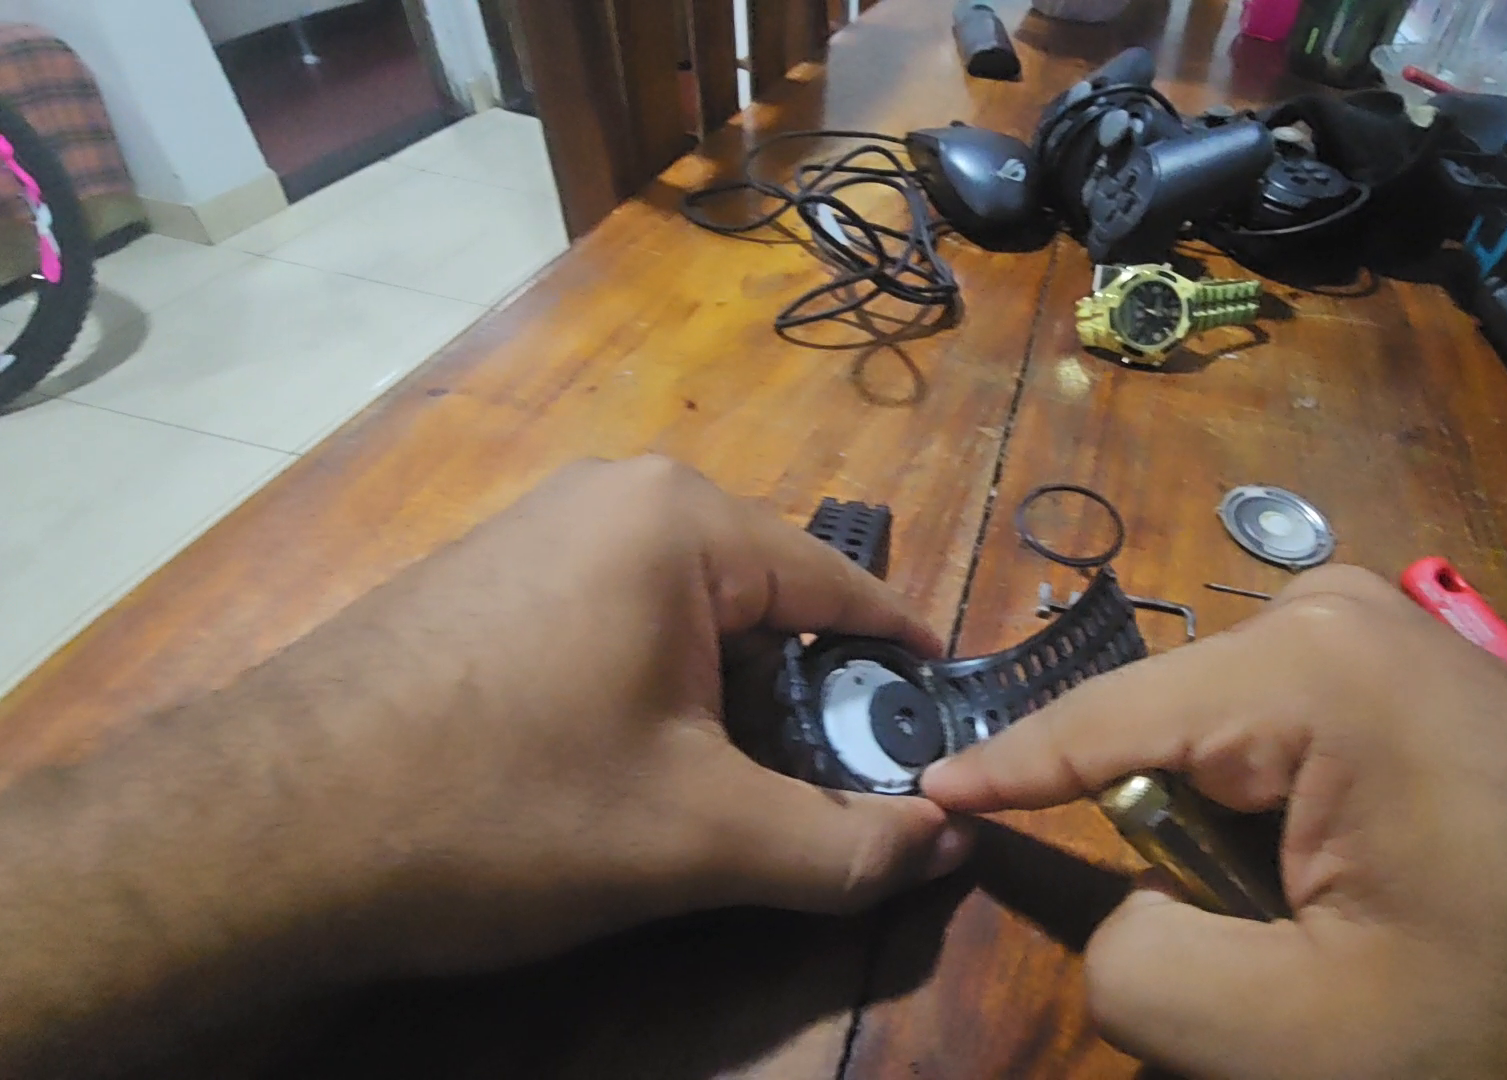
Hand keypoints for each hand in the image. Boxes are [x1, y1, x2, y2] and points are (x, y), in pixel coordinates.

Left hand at [0, 456, 969, 1073]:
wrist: (241, 836)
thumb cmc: (501, 809)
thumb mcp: (696, 838)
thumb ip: (841, 845)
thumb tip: (954, 844)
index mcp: (688, 522)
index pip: (841, 585)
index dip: (900, 651)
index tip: (938, 705)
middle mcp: (630, 493)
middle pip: (774, 592)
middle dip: (814, 679)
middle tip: (833, 764)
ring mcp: (561, 519)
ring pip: (707, 600)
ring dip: (744, 678)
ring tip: (744, 760)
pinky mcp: (513, 560)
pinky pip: (639, 601)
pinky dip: (676, 666)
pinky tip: (649, 733)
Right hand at [921, 566, 1506, 1079]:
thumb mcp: (1326, 1040)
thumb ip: (1153, 975)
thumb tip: (1101, 914)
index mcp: (1301, 666)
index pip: (1100, 719)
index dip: (1004, 765)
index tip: (929, 789)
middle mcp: (1319, 611)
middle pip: (1164, 734)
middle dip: (1158, 837)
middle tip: (1251, 939)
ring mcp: (1364, 628)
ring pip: (1214, 742)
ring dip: (1222, 838)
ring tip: (1327, 920)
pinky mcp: (1392, 664)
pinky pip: (1272, 737)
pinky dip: (1266, 814)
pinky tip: (1353, 874)